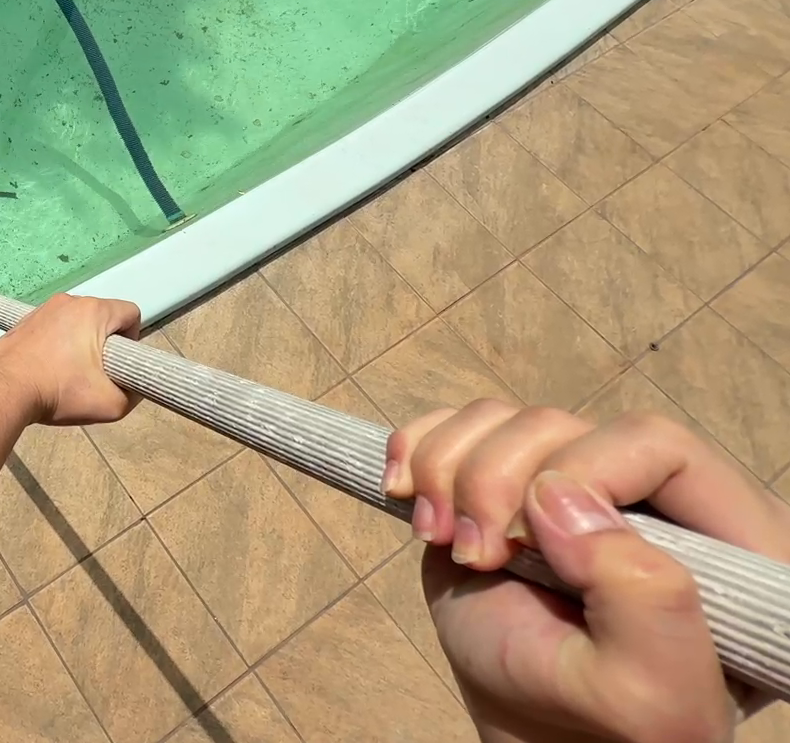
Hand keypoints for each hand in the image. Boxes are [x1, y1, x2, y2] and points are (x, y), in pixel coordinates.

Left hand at [0, 293, 139, 425]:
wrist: (3, 389)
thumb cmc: (59, 391)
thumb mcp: (113, 404)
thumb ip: (134, 393)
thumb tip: (133, 387)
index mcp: (92, 310)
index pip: (130, 313)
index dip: (132, 340)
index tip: (118, 364)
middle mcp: (67, 301)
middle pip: (102, 317)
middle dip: (104, 343)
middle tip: (95, 373)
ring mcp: (42, 308)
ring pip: (76, 323)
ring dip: (79, 343)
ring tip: (68, 374)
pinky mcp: (23, 320)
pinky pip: (52, 328)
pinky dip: (56, 344)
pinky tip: (48, 369)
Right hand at [382, 401, 789, 742]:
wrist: (526, 706)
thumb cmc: (596, 713)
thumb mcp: (648, 691)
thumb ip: (646, 601)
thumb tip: (561, 495)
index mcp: (725, 541)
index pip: (653, 445)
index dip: (581, 470)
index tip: (529, 540)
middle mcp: (644, 491)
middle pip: (551, 426)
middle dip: (487, 484)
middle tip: (468, 554)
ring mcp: (564, 476)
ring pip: (490, 418)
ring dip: (439, 471)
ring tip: (439, 538)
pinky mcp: (496, 471)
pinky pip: (446, 420)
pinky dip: (409, 449)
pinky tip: (404, 496)